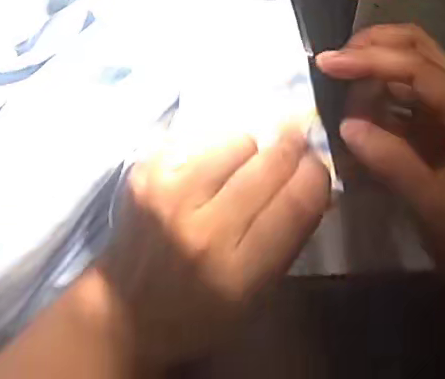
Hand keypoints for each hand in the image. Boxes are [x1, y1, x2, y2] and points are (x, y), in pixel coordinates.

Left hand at [100, 128, 330, 369]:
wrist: (124, 305)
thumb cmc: (198, 307)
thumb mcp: (253, 294)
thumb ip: (287, 237)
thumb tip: (315, 177)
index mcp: (236, 274)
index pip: (293, 206)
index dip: (315, 175)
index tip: (320, 162)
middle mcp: (201, 230)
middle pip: (267, 165)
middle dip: (289, 148)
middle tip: (296, 139)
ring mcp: (168, 194)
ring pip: (235, 141)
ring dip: (247, 150)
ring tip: (239, 167)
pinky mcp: (145, 169)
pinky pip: (199, 138)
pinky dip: (211, 148)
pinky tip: (204, 168)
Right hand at [315, 25, 444, 312]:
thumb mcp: (437, 211)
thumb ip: (392, 162)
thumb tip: (345, 124)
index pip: (419, 69)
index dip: (370, 60)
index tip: (327, 63)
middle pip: (421, 50)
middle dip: (374, 46)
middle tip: (334, 61)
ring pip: (414, 69)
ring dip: (376, 69)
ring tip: (340, 88)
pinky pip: (410, 100)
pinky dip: (381, 97)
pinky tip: (356, 114)